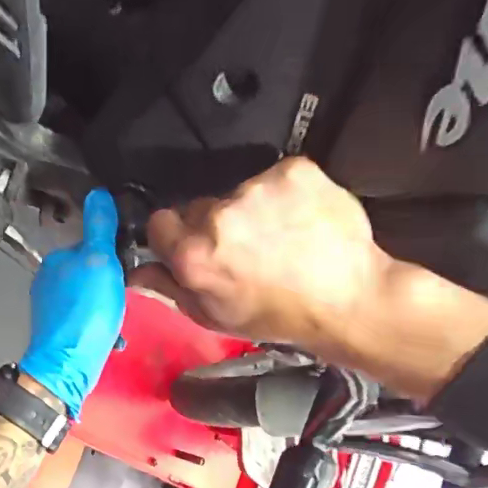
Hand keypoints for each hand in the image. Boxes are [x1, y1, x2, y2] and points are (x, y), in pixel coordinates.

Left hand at [19, 188, 126, 416]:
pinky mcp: (58, 330)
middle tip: (122, 293)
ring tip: (116, 315)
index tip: (125, 265)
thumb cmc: (86, 313)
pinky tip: (108, 333)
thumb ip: (100, 228)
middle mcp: (48, 281)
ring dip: (106, 303)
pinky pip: (85, 317)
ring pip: (89, 295)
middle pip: (90, 270)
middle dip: (110, 281)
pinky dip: (99, 322)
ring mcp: (51, 307)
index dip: (112, 253)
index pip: (90, 244)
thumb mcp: (101, 263)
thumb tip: (98, 193)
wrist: (69, 365)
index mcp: (56, 260)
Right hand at [131, 158, 487, 401]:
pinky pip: (275, 179)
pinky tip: (298, 225)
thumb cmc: (283, 316)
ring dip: (252, 211)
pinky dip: (284, 196)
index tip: (196, 247)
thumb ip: (170, 289)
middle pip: (200, 206)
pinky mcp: (293, 172)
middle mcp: (220, 216)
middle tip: (246, 251)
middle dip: (216, 225)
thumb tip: (139, 274)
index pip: (160, 222)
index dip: (177, 236)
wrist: (349, 300)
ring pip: (239, 193)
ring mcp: (258, 189)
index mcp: (195, 255)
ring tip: (280, 241)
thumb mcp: (216, 316)